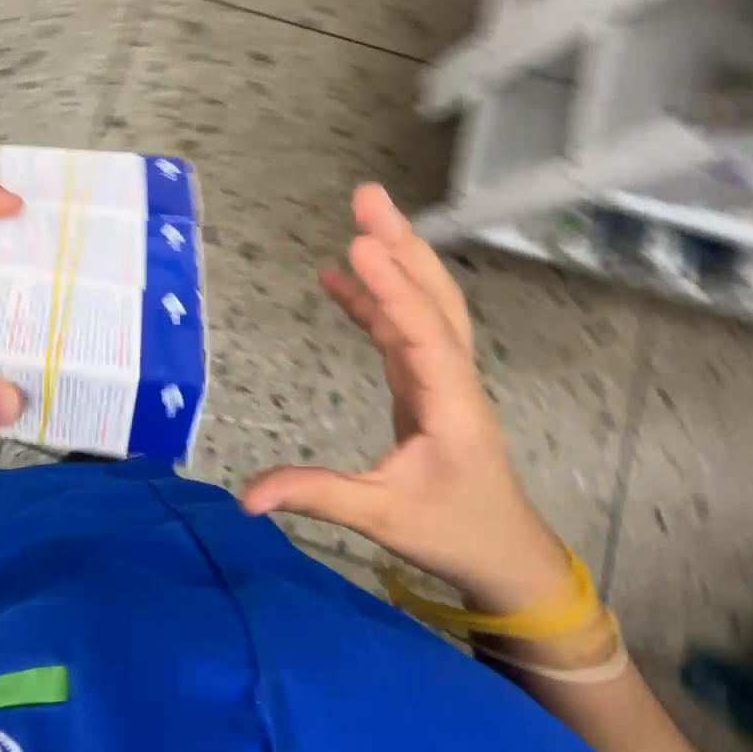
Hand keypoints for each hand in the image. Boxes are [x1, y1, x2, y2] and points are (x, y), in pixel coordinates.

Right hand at [242, 184, 570, 611]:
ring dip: (395, 258)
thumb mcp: (380, 516)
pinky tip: (336, 277)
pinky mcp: (424, 382)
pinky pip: (399, 327)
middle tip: (368, 197)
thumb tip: (246, 496)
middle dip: (402, 244)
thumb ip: (315, 495)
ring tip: (360, 216)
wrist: (505, 554)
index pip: (422, 335)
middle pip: (433, 297)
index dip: (391, 291)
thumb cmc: (452, 532)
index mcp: (450, 404)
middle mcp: (452, 377)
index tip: (358, 246)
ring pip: (423, 304)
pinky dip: (372, 299)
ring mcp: (440, 375)